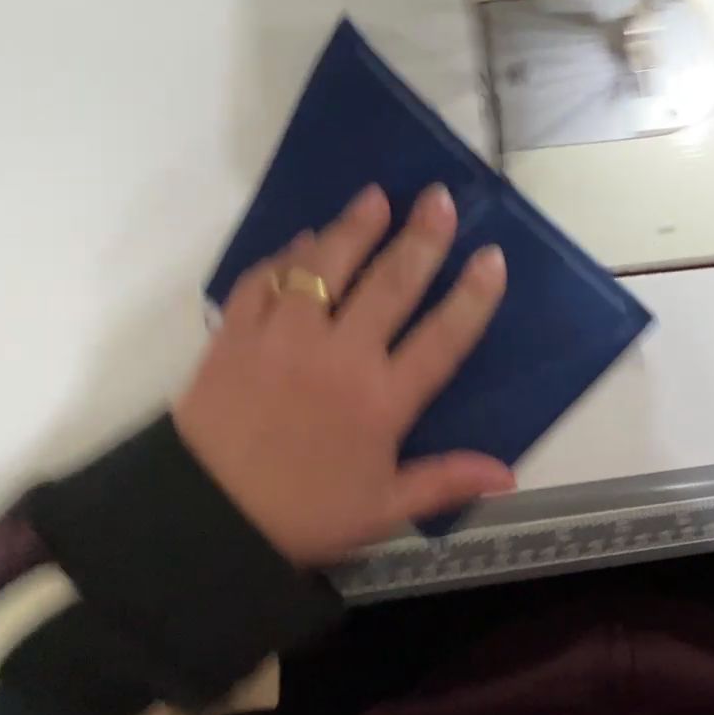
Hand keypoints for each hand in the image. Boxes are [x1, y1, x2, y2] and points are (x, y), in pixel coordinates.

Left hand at [174, 184, 512, 567]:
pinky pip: (267, 279)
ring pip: (325, 267)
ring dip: (354, 229)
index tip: (491, 258)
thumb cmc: (303, 514)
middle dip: (420, 239)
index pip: (440, 339)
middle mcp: (339, 357)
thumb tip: (508, 475)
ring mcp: (284, 338)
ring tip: (375, 198)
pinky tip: (305, 241)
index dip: (471, 298)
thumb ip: (445, 482)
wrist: (205, 516)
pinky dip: (289, 256)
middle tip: (439, 199)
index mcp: (382, 401)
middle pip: (389, 286)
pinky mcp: (238, 332)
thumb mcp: (382, 510)